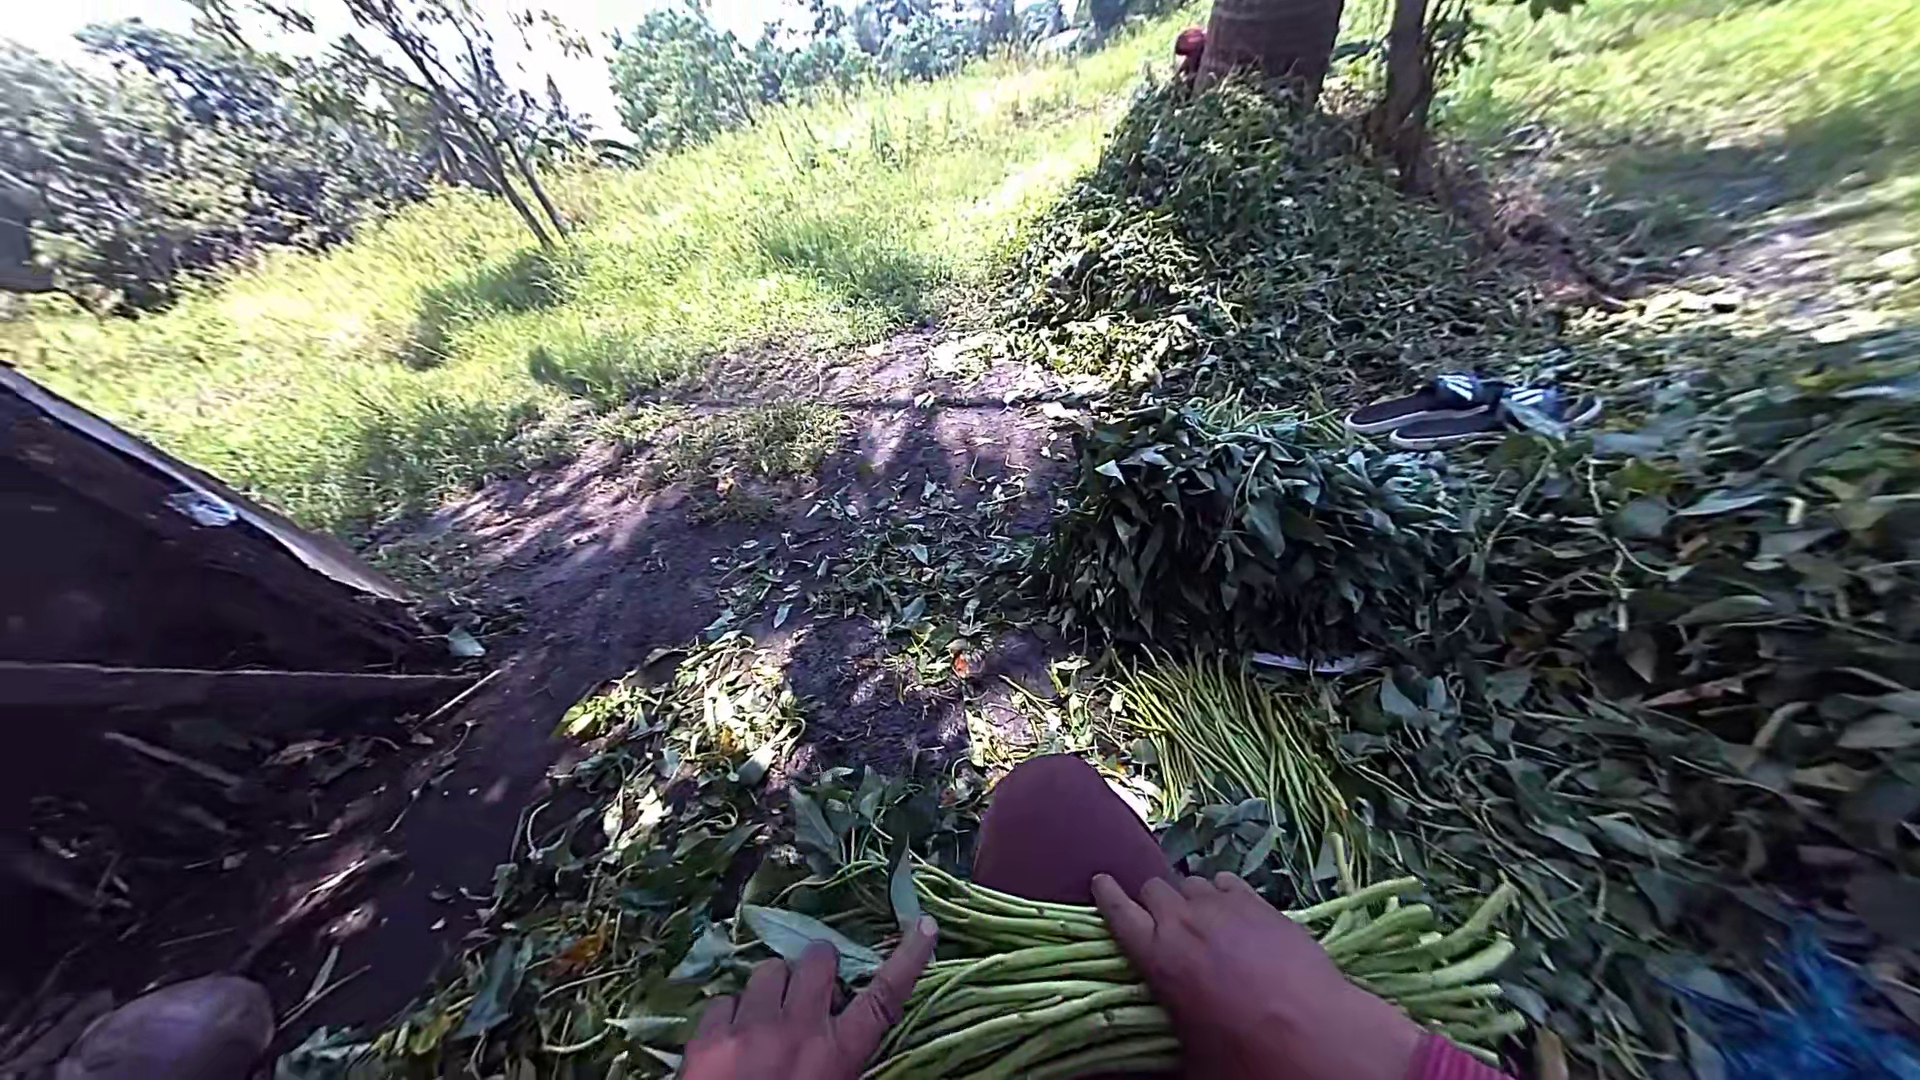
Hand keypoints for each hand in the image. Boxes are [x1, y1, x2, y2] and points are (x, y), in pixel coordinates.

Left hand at [682, 917, 938, 1079]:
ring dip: (772, 991)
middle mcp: (798, 1032)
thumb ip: (841, 1060)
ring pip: (770, 970)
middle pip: (819, 959)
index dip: (908, 959)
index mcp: (836, 1057)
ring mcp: (750, 1031)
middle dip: (816, 971)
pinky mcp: (706, 1040)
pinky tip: (726, 1042)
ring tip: (765, 1022)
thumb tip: (853, 1026)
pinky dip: (728, 1016)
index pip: (883, 998)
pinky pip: (723, 1000)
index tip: (926, 925)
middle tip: (809, 995)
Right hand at [1092, 872, 1421, 1079]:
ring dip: (1188, 899)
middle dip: (1152, 902)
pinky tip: (1233, 914)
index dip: (1106, 894)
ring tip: (1203, 922)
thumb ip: (1168, 1037)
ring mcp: (1220, 906)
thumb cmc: (1254, 1064)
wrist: (1326, 1043)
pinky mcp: (1255, 902)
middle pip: (1152, 889)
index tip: (1100, 883)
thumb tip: (1155, 1050)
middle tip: (1164, 924)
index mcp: (1159, 958)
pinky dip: (1221, 894)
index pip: (1117, 911)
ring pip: (1189, 882)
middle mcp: (1182, 921)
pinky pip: (1224, 882)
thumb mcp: (1197, 1064)